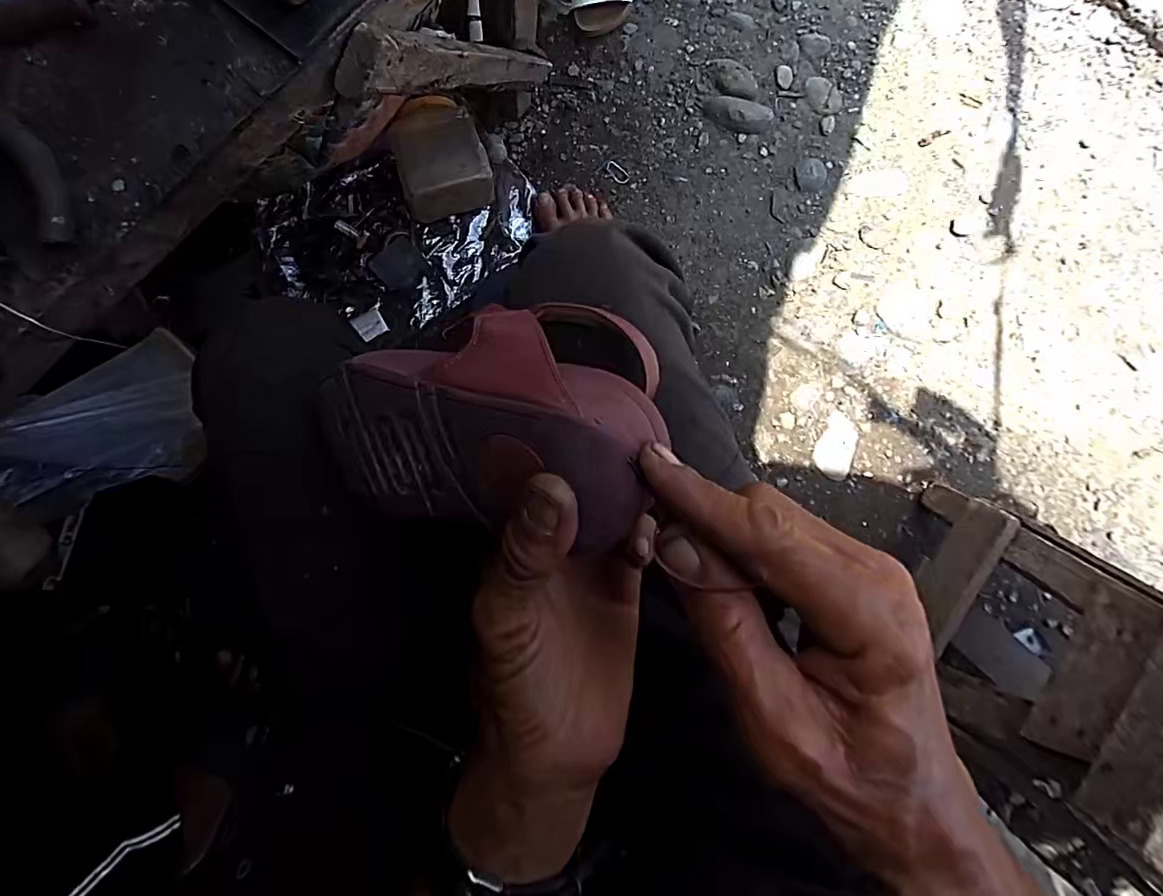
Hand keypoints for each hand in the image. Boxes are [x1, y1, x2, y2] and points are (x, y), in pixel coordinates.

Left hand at [447, 473, 653, 882]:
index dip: (551, 444)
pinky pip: (638, 541)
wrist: (558, 751)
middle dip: (599, 461)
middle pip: (577, 485)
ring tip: (649, 476)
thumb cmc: (516, 682)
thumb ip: (527, 552)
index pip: (530, 477)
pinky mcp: (622, 581)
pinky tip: (652, 533)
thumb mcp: (509, 614)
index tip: (583, 412)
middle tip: (630, 434)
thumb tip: (552, 484)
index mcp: (513, 539)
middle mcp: (551, 539)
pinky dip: (648, 530)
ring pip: (611, 507)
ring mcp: (588, 559)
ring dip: (629, 492)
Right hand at [639, 444, 1035, 895]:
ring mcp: (868, 564)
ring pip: (772, 514)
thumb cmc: (851, 778)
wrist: (912, 799)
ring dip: (720, 532)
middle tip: (658, 547)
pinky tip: (726, 579)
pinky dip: (740, 545)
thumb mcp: (773, 721)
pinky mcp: (852, 566)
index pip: (770, 535)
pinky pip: (780, 531)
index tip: (653, 467)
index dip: (703, 500)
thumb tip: (677, 546)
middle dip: (706, 519)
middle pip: (769, 512)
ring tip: (690, 571)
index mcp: (870, 614)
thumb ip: (726, 627)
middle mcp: (876, 572)